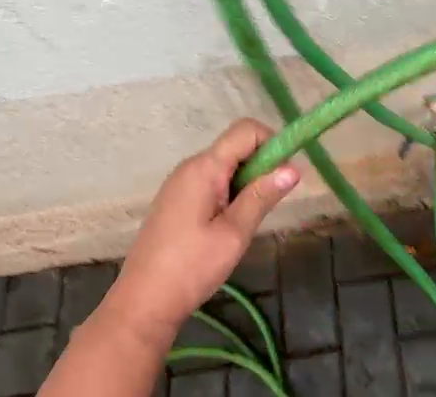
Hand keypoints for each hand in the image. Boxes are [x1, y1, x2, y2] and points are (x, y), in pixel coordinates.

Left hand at [97, 119, 300, 343]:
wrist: (141, 305)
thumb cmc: (191, 268)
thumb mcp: (234, 234)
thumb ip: (262, 197)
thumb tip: (294, 168)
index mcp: (204, 168)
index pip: (246, 130)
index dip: (272, 143)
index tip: (284, 175)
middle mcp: (190, 166)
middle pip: (236, 147)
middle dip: (259, 167)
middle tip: (266, 206)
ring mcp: (179, 183)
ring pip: (224, 166)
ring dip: (244, 184)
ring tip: (244, 223)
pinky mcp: (175, 201)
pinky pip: (210, 182)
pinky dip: (227, 194)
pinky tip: (224, 228)